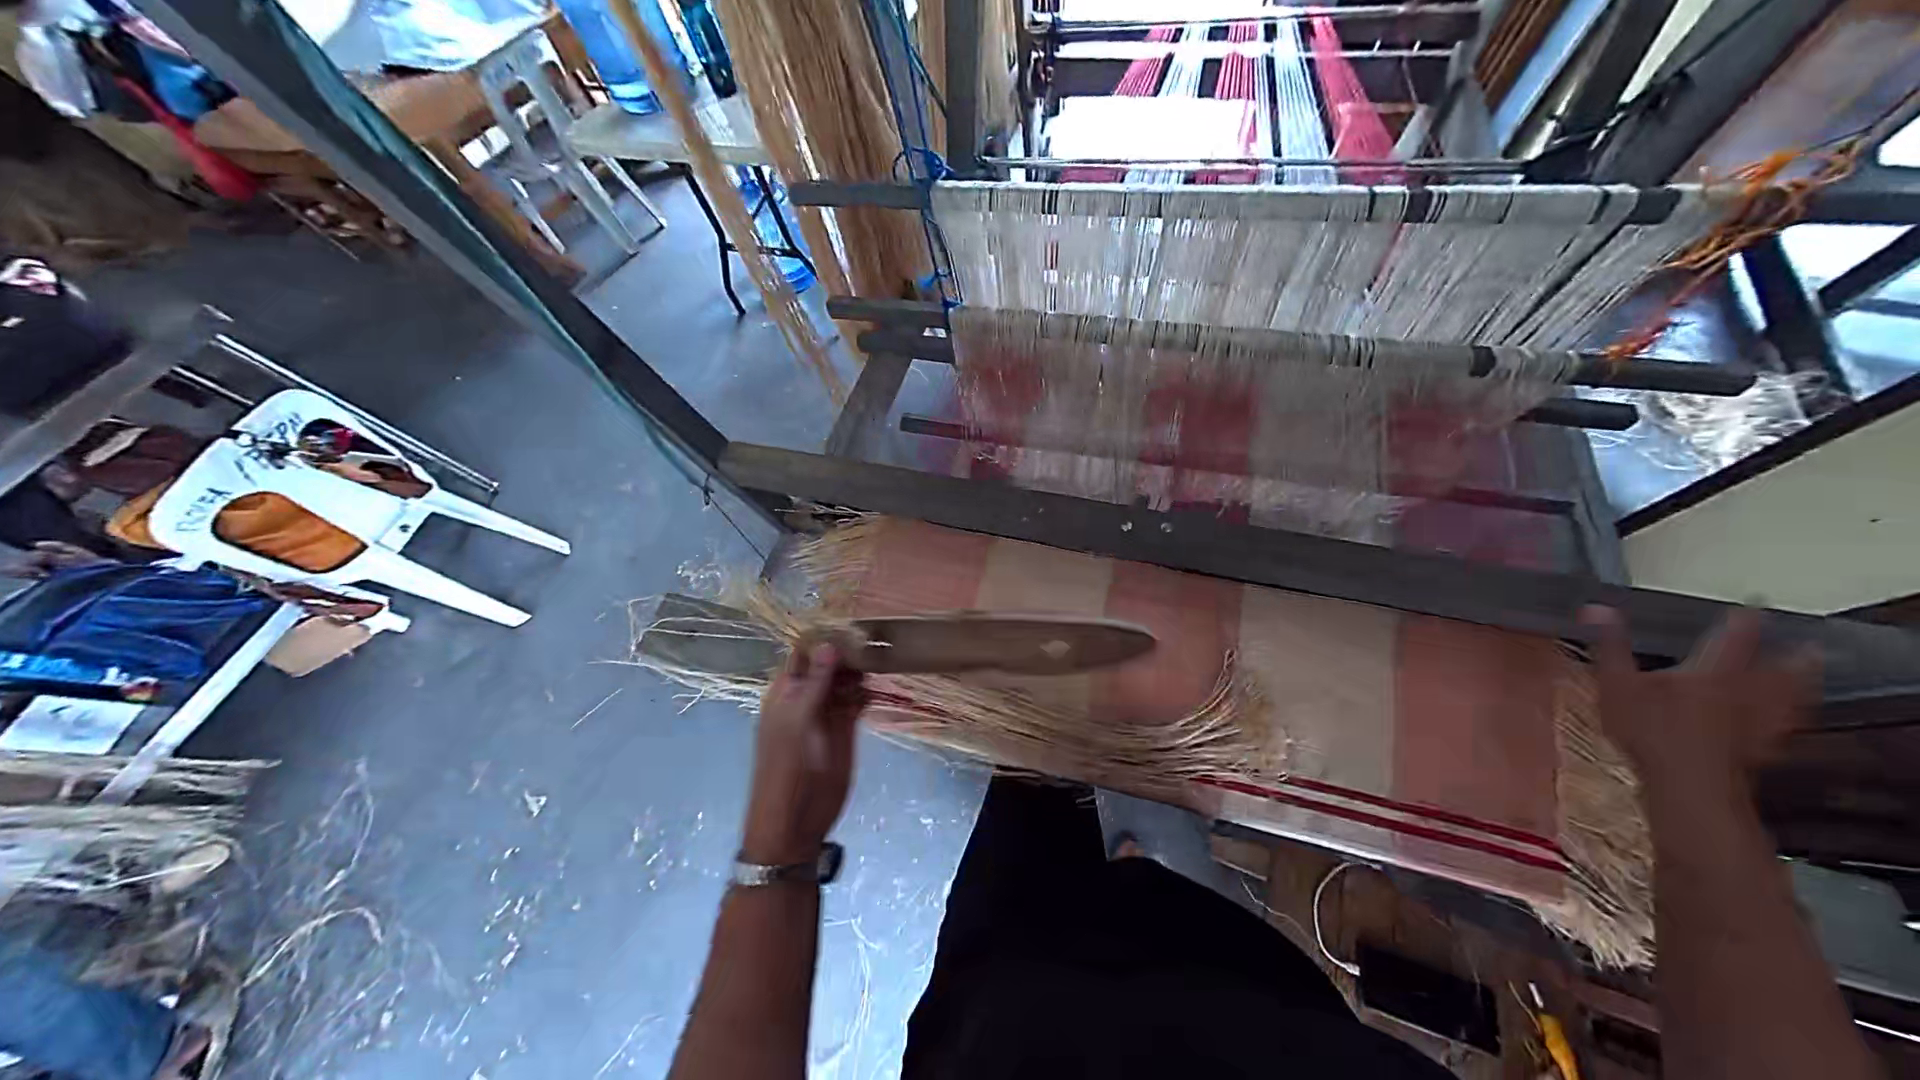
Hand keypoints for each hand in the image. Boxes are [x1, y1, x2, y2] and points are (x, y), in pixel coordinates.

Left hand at [740, 644, 865, 865]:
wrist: (794, 819)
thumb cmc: (787, 767)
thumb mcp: (798, 721)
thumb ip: (815, 683)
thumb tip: (828, 644)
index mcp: (786, 691)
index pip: (803, 653)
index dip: (823, 636)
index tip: (850, 619)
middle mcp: (807, 696)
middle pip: (828, 664)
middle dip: (847, 649)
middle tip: (875, 634)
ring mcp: (827, 712)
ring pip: (845, 680)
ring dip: (860, 668)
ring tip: (882, 653)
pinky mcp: (846, 728)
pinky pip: (857, 701)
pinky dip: (868, 690)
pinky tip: (881, 681)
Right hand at [1581, 606, 1818, 802]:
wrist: (1688, 784)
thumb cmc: (1649, 730)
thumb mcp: (1615, 683)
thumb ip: (1609, 646)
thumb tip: (1596, 606)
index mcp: (1712, 672)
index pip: (1733, 637)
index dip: (1742, 619)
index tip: (1753, 604)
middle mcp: (1745, 692)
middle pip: (1777, 670)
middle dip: (1791, 655)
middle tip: (1808, 644)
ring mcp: (1758, 723)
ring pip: (1790, 699)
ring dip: (1803, 684)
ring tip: (1812, 673)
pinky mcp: (1761, 749)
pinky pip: (1783, 728)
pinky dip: (1789, 719)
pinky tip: (1786, 721)